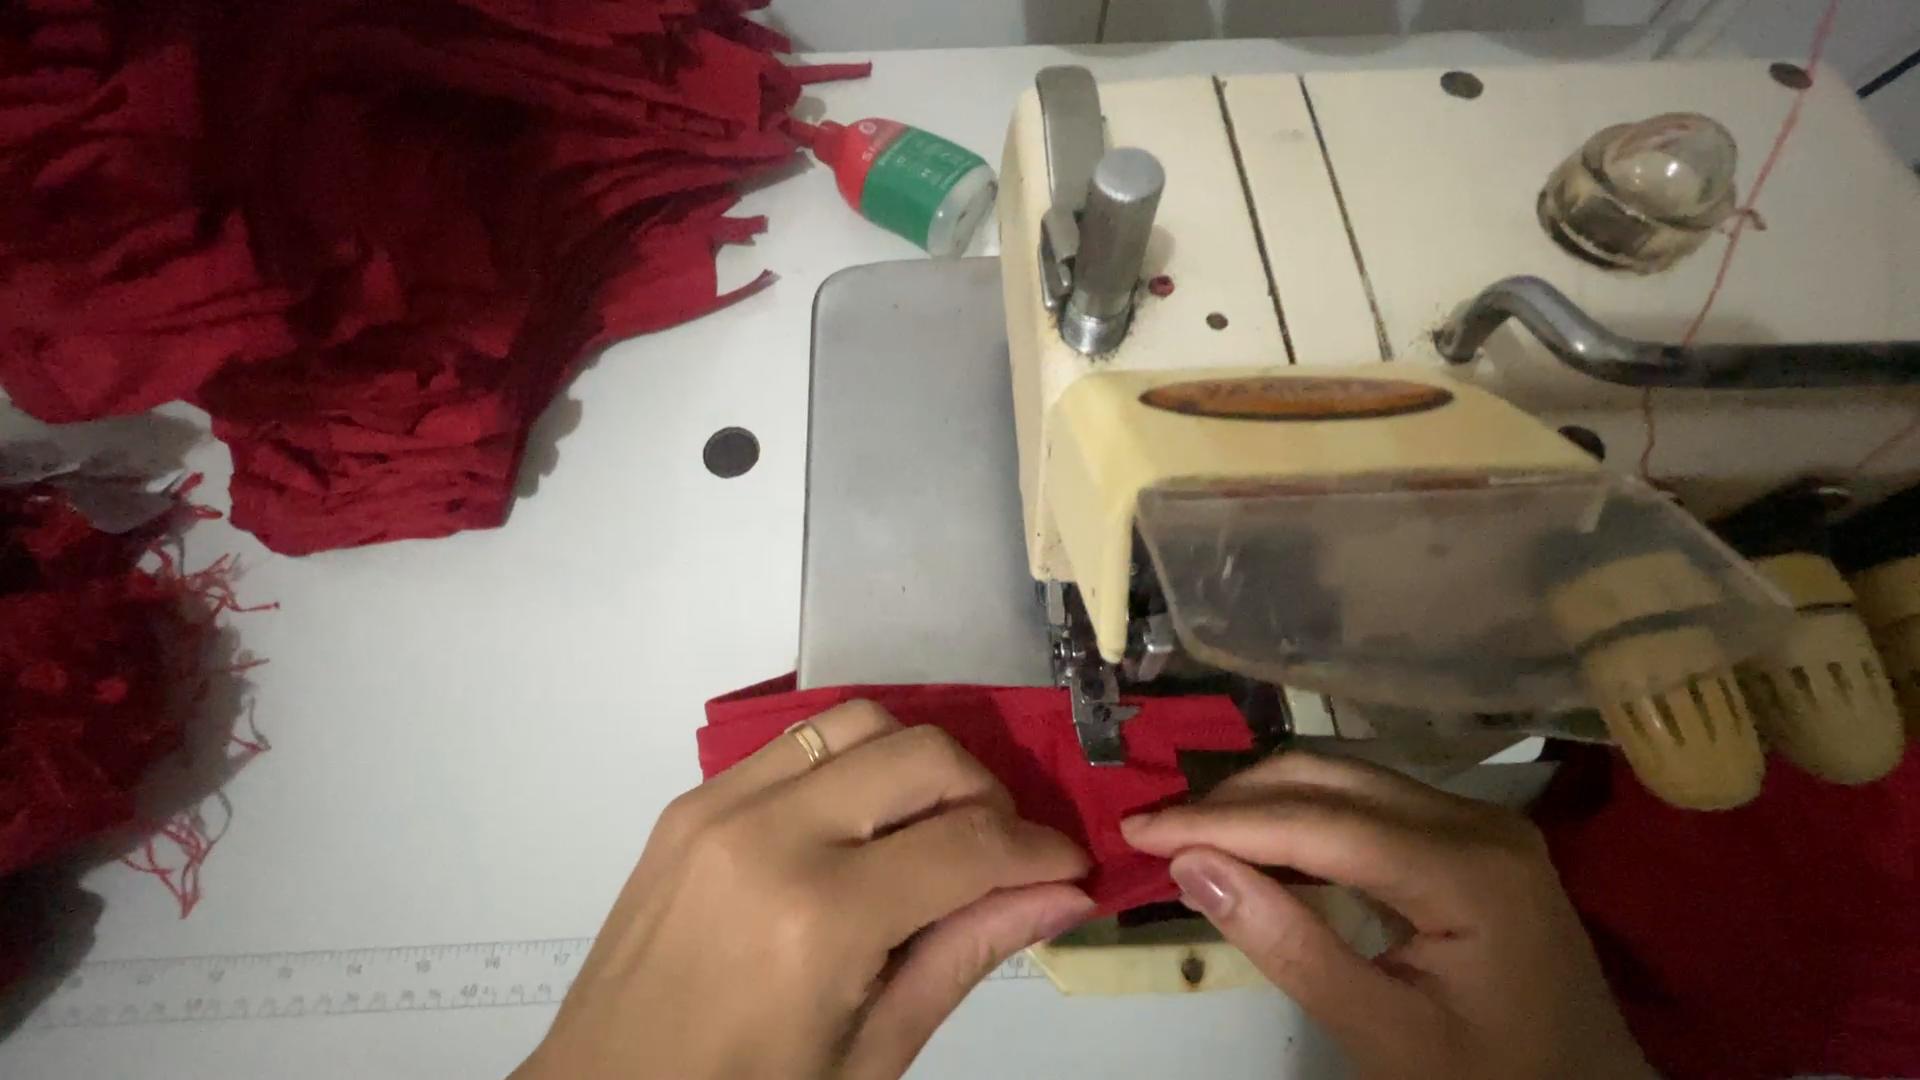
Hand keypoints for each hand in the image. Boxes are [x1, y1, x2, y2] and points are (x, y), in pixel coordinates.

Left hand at [513, 701, 1093, 1079]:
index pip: (965, 845)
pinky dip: (856, 759)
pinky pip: (800, 738)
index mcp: (817, 920)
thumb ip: (968, 953)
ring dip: (919, 760)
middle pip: (920, 754)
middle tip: (1002, 846)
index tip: (1067, 862)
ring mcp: (721, 803)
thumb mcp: (872, 1053)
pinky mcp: (694, 796)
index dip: (1036, 849)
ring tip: (932, 820)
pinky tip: (862, 816)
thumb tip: (1062, 894)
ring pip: (862, 720)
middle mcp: (769, 835)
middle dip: (987, 791)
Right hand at [1122, 752, 1650, 1079]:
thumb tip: (1189, 865)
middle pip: (1322, 778)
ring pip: (1334, 776)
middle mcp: (1471, 818)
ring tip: (1193, 834)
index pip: (1315, 822)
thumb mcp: (1387, 1038)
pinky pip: (1357, 798)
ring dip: (1256, 801)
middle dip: (1231, 801)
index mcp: (1467, 869)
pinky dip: (1293, 814)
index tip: (1138, 828)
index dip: (1218, 822)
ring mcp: (1470, 818)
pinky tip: (1256, 843)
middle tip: (1159, 832)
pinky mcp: (1459, 830)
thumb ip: (1288, 946)